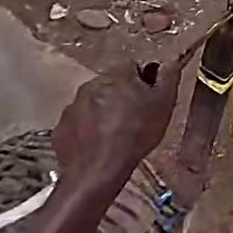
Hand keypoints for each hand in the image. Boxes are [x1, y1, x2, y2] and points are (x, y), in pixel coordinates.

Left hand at [52, 60, 182, 190]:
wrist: (98, 172)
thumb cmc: (135, 135)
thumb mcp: (163, 104)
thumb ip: (168, 77)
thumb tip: (171, 60)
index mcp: (117, 75)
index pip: (132, 67)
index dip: (142, 83)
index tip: (147, 101)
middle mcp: (91, 85)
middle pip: (111, 84)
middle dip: (121, 96)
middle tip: (133, 119)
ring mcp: (73, 106)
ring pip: (93, 103)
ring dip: (103, 113)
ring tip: (115, 135)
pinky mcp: (61, 128)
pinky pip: (78, 123)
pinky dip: (87, 130)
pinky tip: (98, 146)